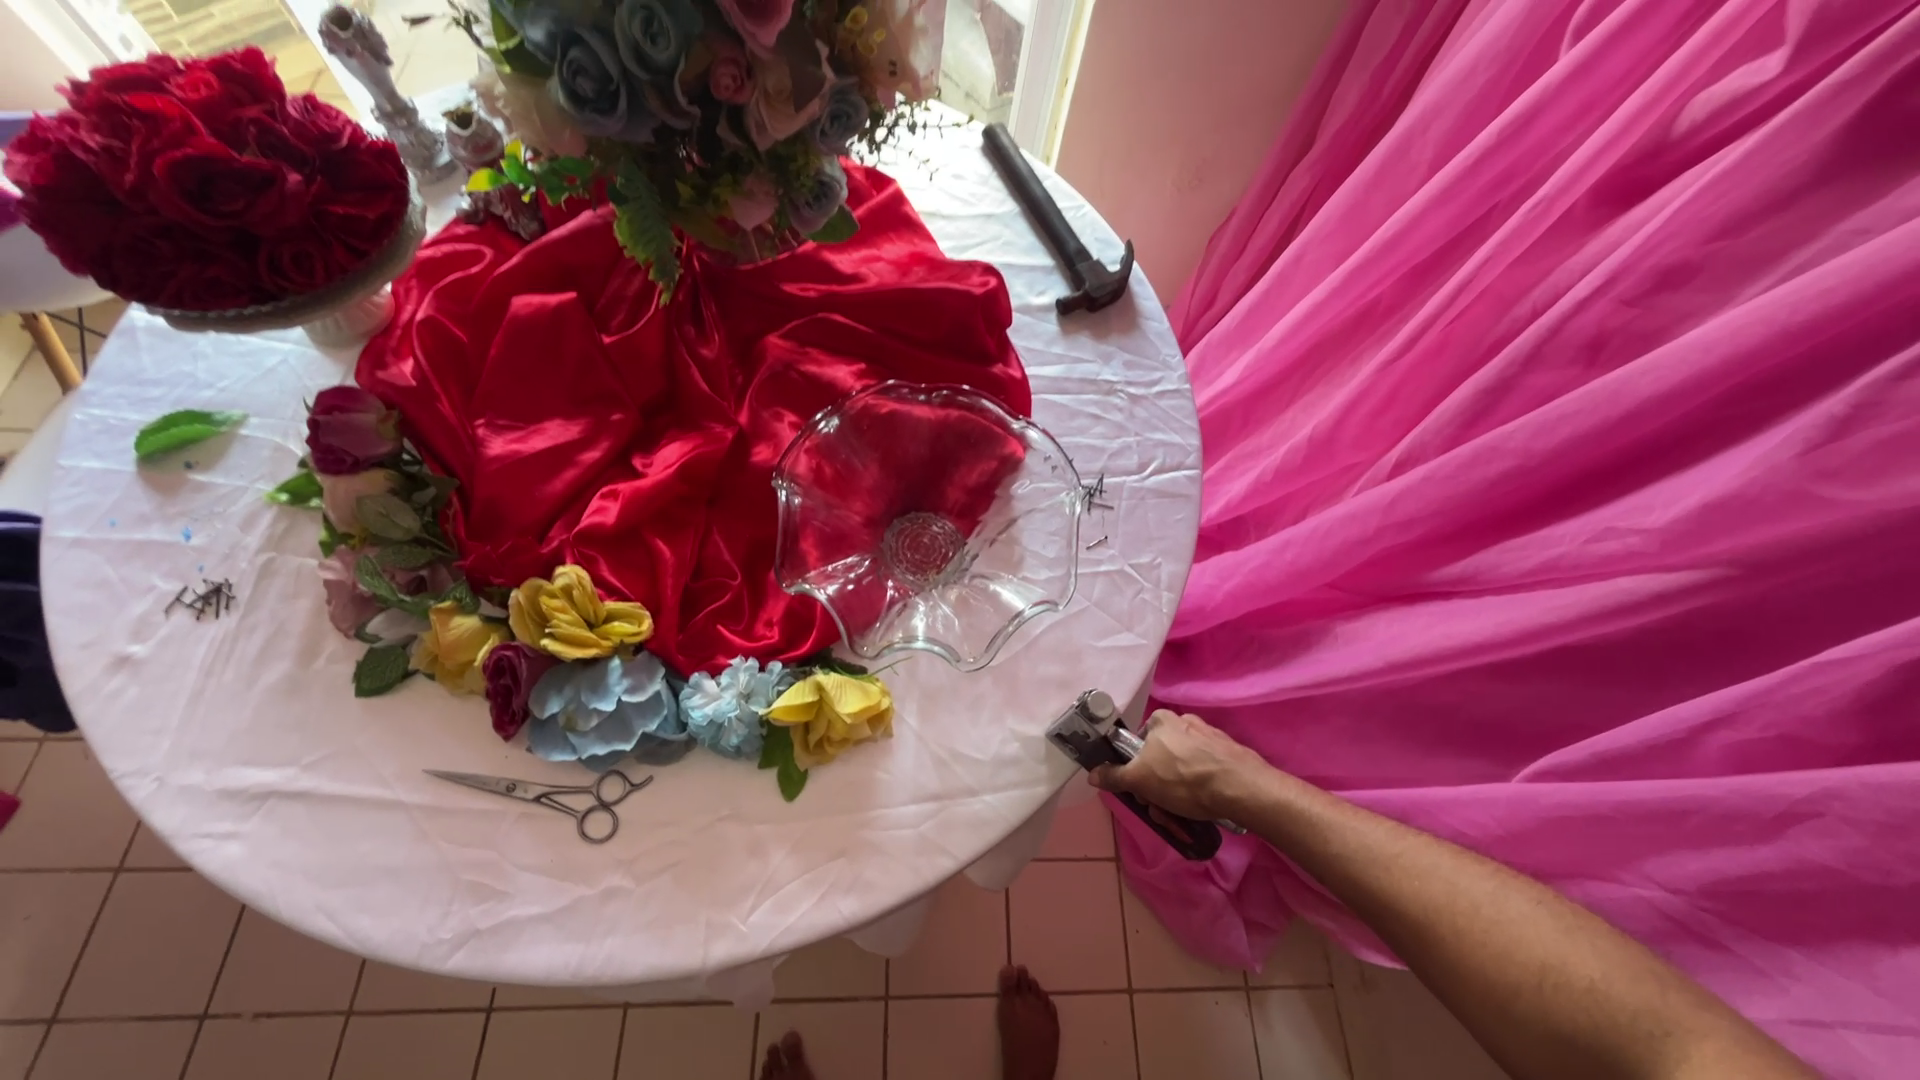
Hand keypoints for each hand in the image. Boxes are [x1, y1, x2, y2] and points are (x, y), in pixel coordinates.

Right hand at [1089, 710, 1269, 820]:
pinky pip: (1205, 772)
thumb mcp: (1140, 780)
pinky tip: (1203, 807)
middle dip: (1157, 788)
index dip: (1136, 770)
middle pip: (1161, 758)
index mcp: (1162, 719)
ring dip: (1177, 793)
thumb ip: (1114, 776)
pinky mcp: (1229, 754)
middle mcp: (1186, 721)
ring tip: (1183, 815)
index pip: (1139, 743)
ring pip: (1182, 768)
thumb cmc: (1183, 779)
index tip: (1142, 792)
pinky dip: (1200, 789)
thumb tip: (1092, 774)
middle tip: (1161, 810)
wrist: (1241, 788)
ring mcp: (1210, 737)